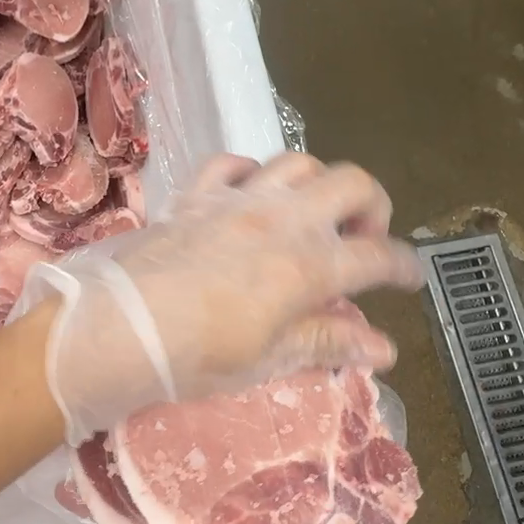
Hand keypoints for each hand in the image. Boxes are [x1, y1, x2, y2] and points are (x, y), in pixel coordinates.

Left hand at [21, 152, 422, 442]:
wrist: (115, 331)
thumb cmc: (194, 357)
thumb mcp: (267, 360)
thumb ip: (325, 343)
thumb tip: (382, 348)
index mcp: (306, 266)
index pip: (375, 255)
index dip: (402, 266)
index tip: (408, 279)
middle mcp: (279, 219)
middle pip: (351, 184)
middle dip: (372, 206)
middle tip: (361, 238)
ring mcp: (234, 200)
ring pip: (296, 162)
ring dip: (316, 183)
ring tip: (310, 214)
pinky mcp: (194, 196)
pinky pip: (230, 163)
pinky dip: (250, 172)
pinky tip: (249, 194)